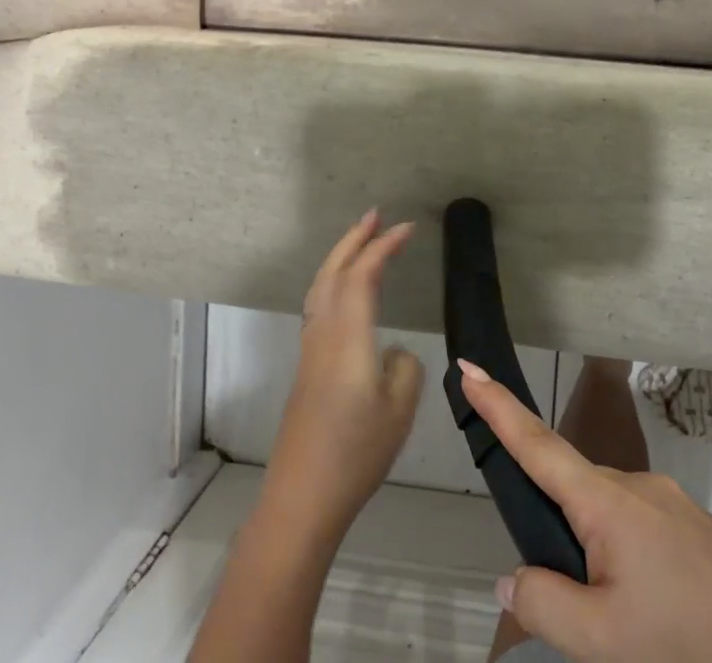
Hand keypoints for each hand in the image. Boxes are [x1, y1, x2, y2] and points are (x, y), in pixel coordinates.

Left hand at [266, 210, 424, 527]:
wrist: (303, 495)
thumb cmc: (357, 452)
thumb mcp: (400, 410)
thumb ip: (404, 367)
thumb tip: (390, 352)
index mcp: (348, 338)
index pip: (362, 276)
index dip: (383, 247)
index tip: (408, 228)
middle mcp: (323, 335)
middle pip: (333, 273)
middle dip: (354, 239)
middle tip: (376, 214)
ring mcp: (309, 352)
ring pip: (320, 289)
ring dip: (339, 259)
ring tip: (360, 242)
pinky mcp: (306, 370)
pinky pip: (318, 308)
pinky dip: (333, 283)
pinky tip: (345, 294)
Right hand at [458, 362, 711, 662]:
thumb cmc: (687, 636)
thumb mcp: (598, 636)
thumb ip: (541, 601)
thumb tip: (511, 577)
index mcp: (606, 501)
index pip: (537, 444)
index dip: (498, 406)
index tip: (469, 366)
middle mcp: (636, 486)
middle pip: (569, 489)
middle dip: (551, 525)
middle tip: (567, 594)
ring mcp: (668, 502)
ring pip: (603, 514)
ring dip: (589, 550)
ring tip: (611, 615)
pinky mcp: (691, 524)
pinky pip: (633, 526)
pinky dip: (618, 556)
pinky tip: (642, 607)